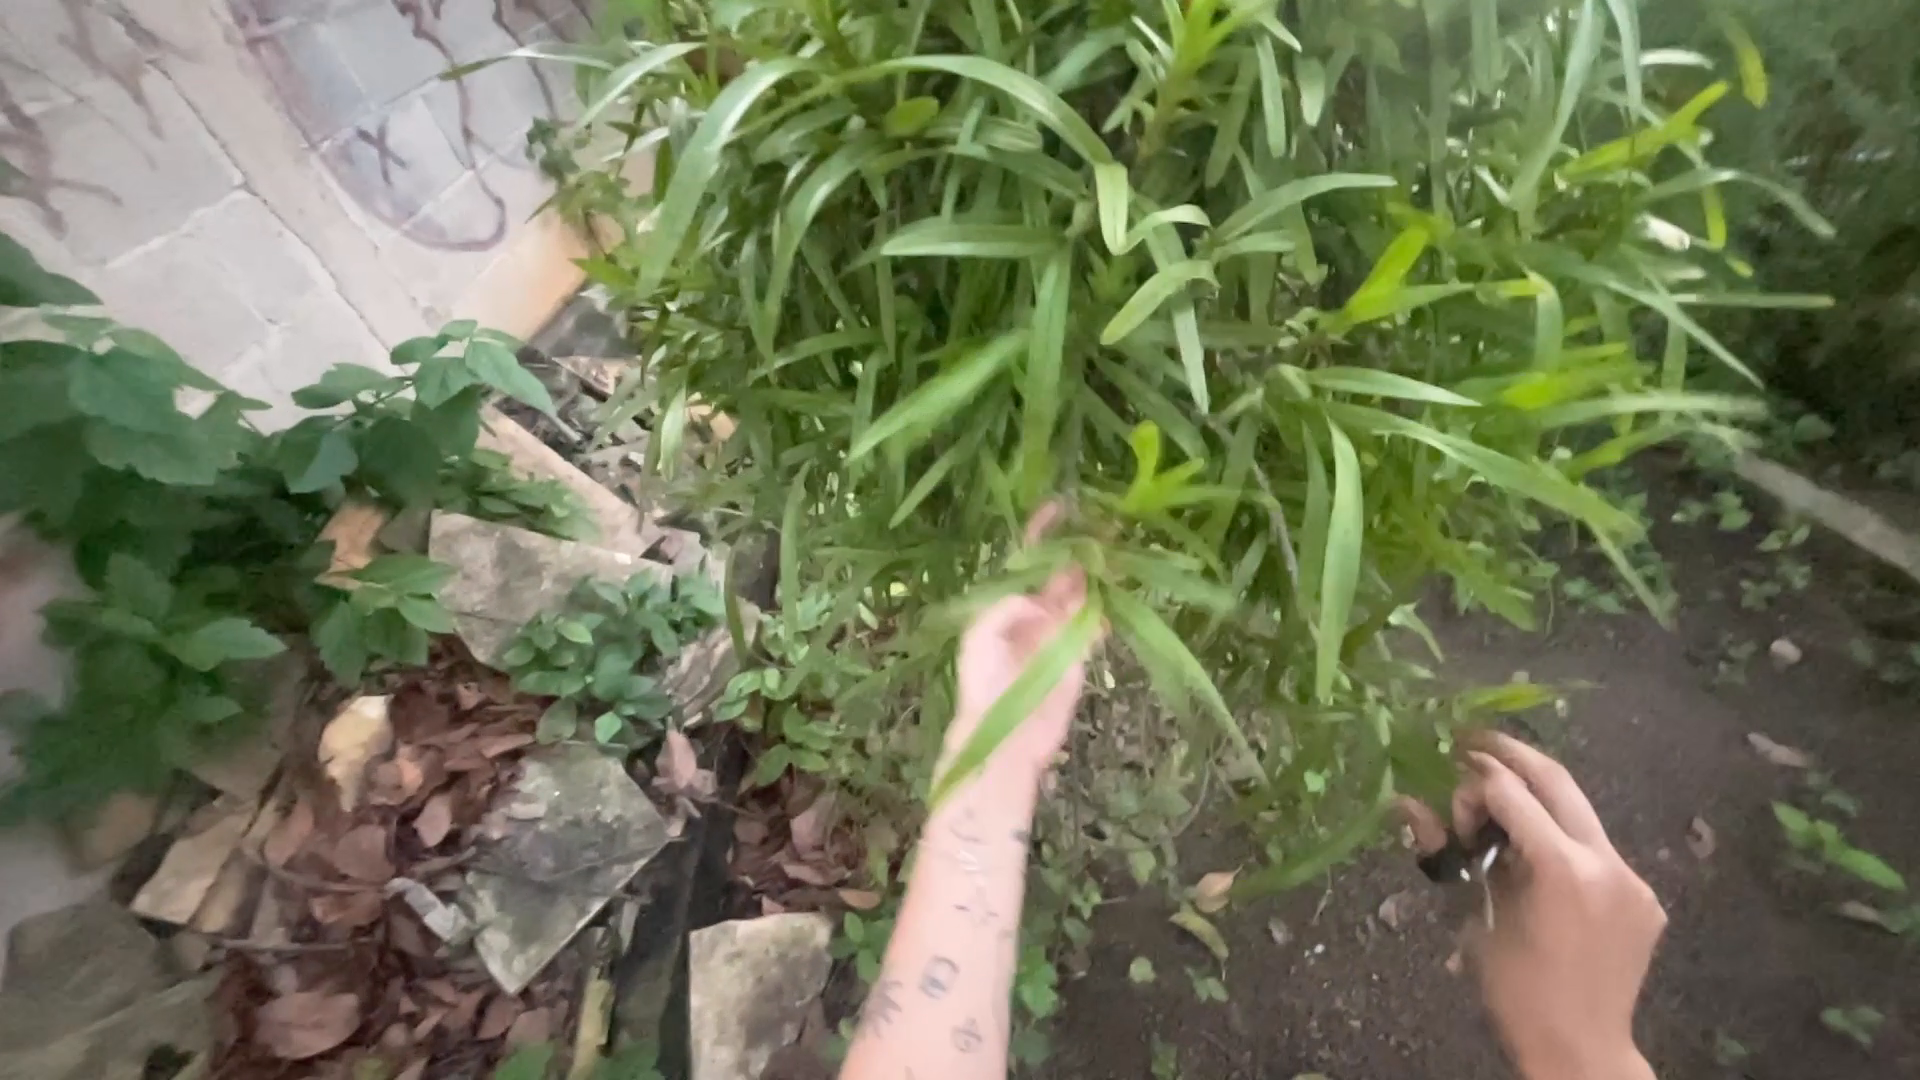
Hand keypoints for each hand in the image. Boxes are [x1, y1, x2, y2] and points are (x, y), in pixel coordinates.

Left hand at [940, 506, 1094, 787]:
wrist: (1004, 737)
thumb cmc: (983, 684)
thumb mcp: (981, 637)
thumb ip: (1007, 608)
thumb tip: (1042, 600)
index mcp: (1007, 601)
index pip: (1026, 558)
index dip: (1041, 532)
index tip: (1060, 506)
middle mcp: (1035, 609)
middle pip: (1061, 569)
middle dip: (1080, 546)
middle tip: (1105, 523)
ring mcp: (1058, 629)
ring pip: (1083, 591)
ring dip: (1099, 572)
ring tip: (1119, 549)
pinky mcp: (1078, 652)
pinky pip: (1096, 622)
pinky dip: (1108, 609)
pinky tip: (1120, 593)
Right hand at [1400, 734, 1665, 1079]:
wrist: (1580, 1048)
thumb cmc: (1513, 983)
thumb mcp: (1472, 910)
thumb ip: (1447, 848)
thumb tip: (1403, 801)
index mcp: (1562, 868)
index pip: (1509, 791)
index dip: (1472, 778)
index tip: (1446, 768)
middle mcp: (1607, 863)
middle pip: (1556, 781)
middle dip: (1510, 754)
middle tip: (1471, 739)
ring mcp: (1631, 880)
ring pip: (1576, 808)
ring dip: (1532, 791)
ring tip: (1493, 789)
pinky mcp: (1641, 896)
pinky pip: (1591, 842)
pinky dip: (1554, 827)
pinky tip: (1527, 839)